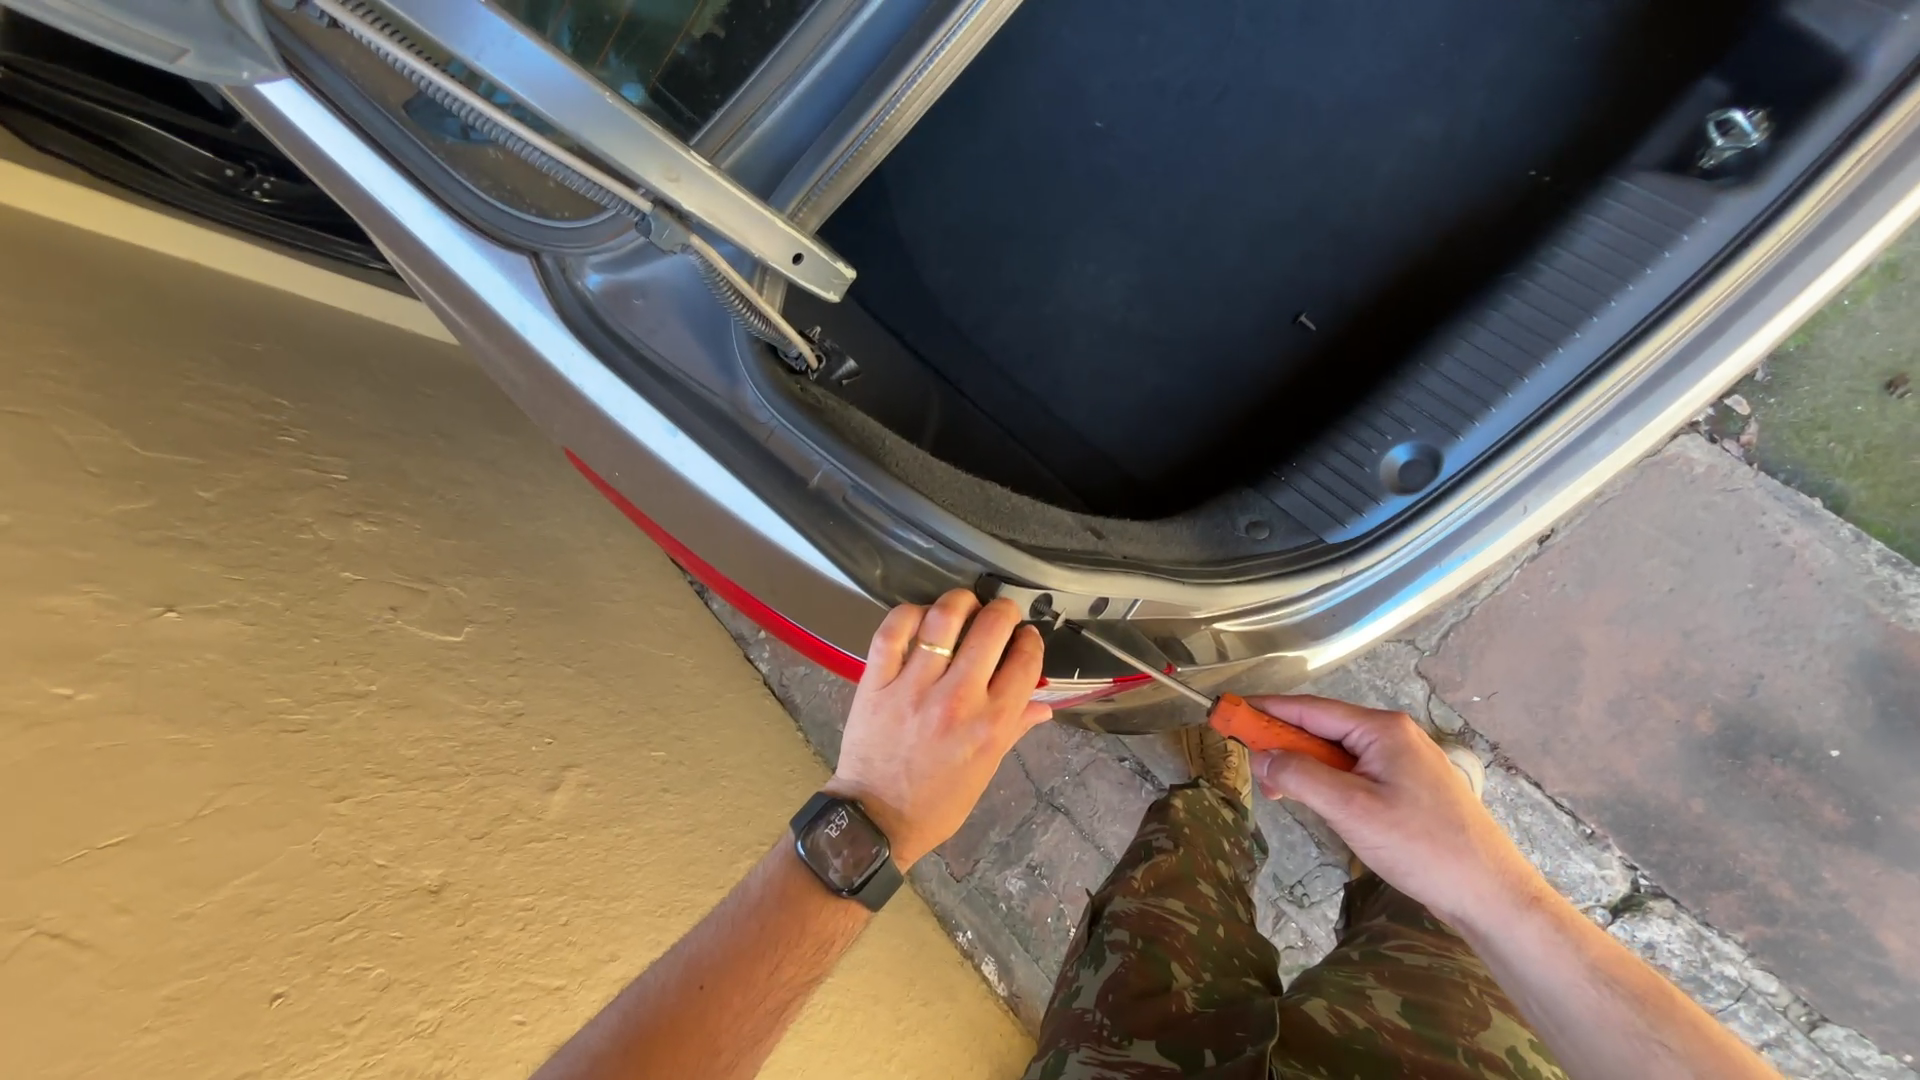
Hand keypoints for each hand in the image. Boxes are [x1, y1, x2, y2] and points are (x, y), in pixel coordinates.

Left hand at [823, 590, 1051, 867]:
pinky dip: (909, 613)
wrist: (876, 821)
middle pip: (992, 628)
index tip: (1024, 636)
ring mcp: (914, 687)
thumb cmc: (938, 803)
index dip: (1030, 639)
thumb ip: (1014, 729)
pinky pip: (893, 631)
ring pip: (943, 619)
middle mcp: (958, 699)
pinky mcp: (877, 682)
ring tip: (963, 606)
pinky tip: (920, 617)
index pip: (1025, 661)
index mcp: (992, 724)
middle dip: (1003, 611)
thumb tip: (1043, 704)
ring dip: (960, 602)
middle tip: (999, 613)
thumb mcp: (986, 770)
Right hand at [1245, 695, 1549, 926]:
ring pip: (1336, 752)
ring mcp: (1403, 760)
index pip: (1308, 709)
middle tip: (1249, 765)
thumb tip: (1260, 755)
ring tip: (1277, 791)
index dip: (1264, 710)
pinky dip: (1326, 781)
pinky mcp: (1407, 786)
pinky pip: (1353, 771)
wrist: (1492, 896)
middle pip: (1321, 728)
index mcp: (1381, 728)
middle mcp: (1393, 734)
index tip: (1227, 711)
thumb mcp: (1351, 809)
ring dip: (1303, 767)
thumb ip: (1300, 775)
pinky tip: (1315, 802)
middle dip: (1282, 743)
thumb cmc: (1422, 846)